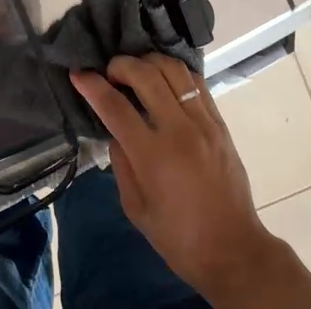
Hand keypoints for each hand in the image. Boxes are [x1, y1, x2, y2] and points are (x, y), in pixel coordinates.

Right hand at [70, 55, 310, 308]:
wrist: (232, 249)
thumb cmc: (177, 237)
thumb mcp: (135, 207)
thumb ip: (120, 161)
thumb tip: (115, 128)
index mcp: (153, 156)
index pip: (115, 106)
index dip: (92, 85)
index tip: (78, 74)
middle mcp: (179, 130)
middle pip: (145, 74)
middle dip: (120, 65)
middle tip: (109, 73)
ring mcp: (204, 123)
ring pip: (173, 69)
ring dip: (148, 62)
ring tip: (136, 72)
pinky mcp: (220, 123)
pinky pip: (195, 82)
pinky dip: (174, 73)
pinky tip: (163, 81)